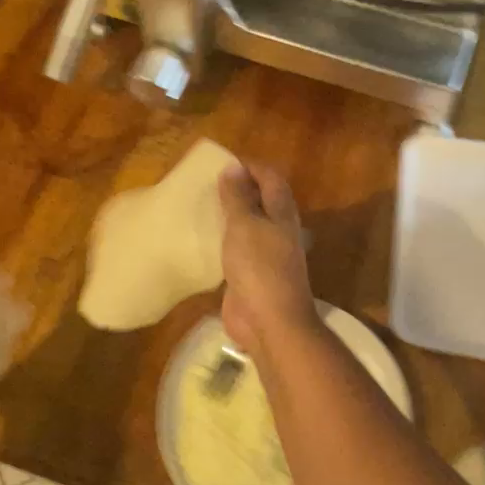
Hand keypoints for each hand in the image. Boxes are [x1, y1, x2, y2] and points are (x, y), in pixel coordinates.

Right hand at [219, 161, 319, 354]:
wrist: (270, 322)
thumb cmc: (260, 267)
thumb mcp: (245, 225)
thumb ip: (238, 198)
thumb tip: (233, 167)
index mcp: (282, 214)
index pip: (271, 179)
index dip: (251, 167)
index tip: (223, 162)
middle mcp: (278, 231)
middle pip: (262, 201)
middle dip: (239, 190)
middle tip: (208, 183)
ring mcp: (266, 255)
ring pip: (249, 227)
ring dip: (230, 216)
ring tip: (202, 207)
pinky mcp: (251, 276)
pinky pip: (237, 251)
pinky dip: (223, 242)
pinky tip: (203, 241)